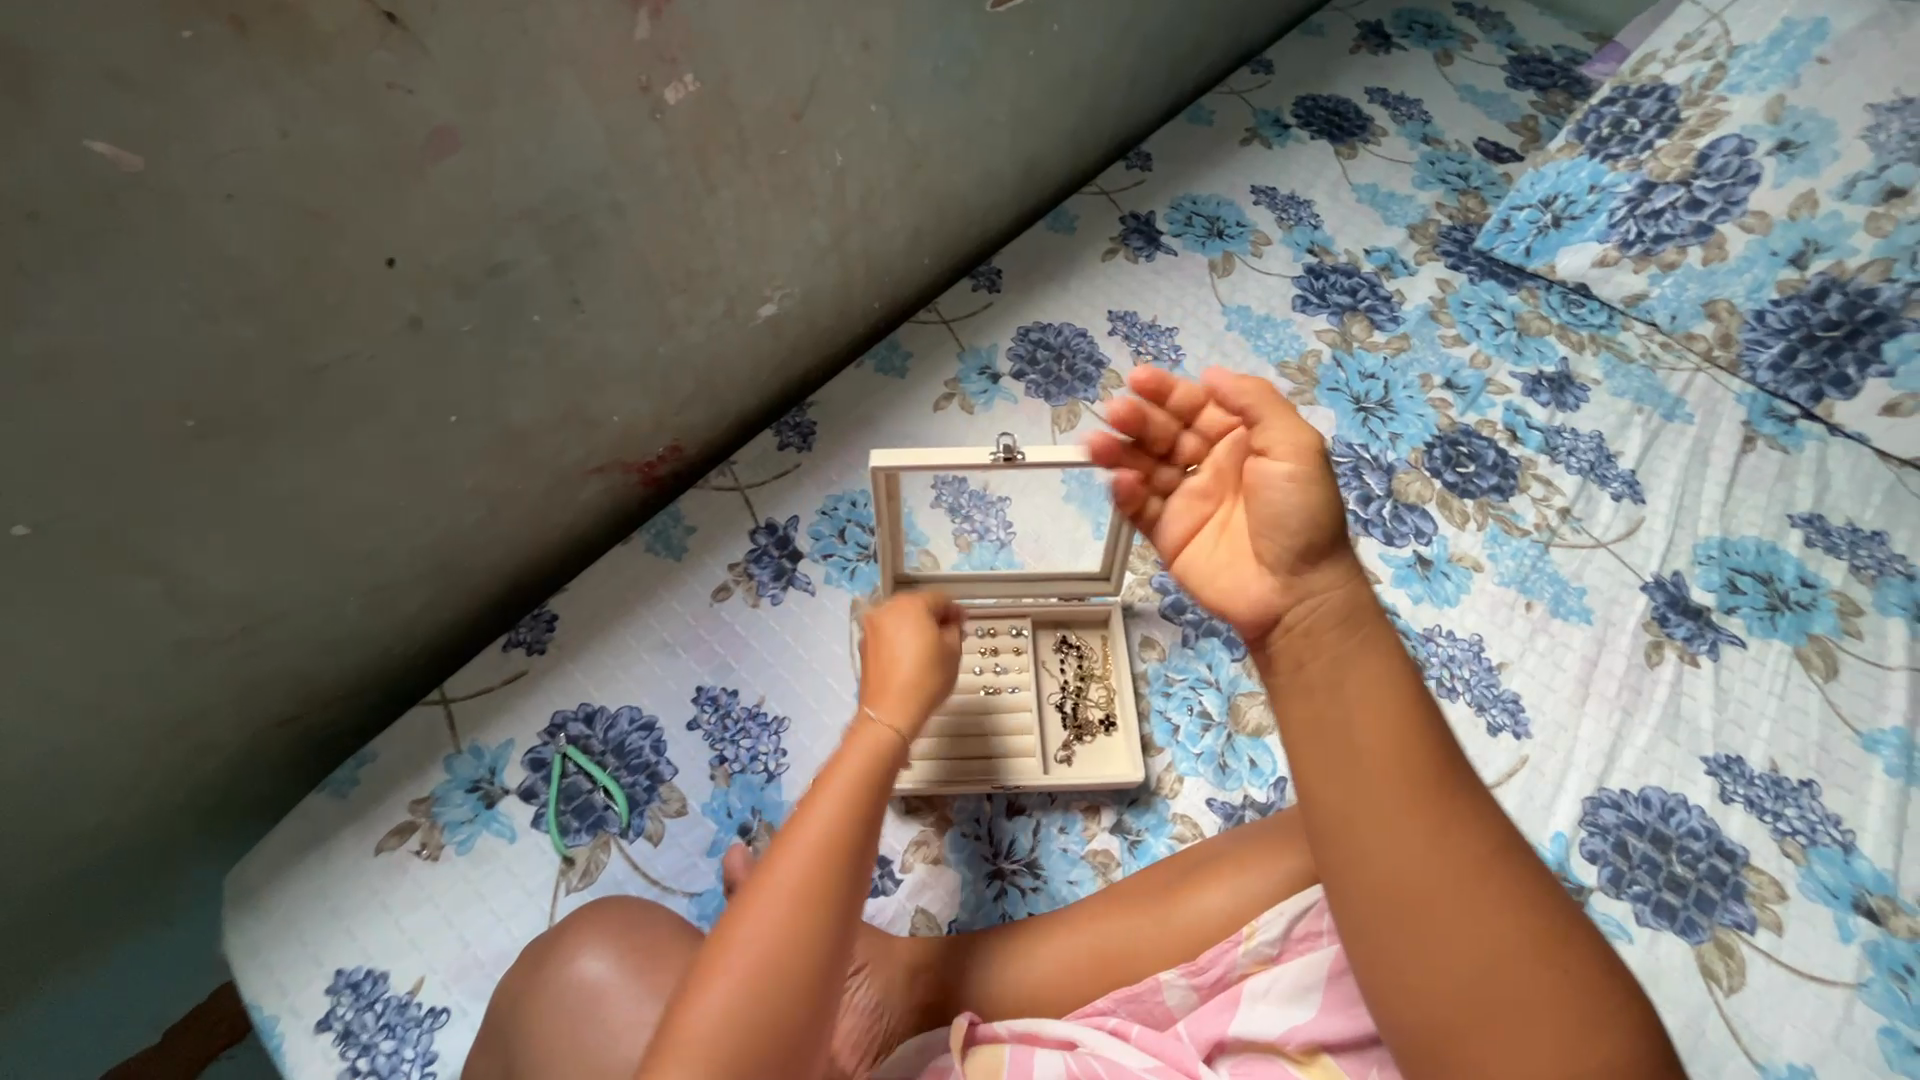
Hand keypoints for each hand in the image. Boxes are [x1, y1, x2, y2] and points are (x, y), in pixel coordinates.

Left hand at [857, 590, 964, 738]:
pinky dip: (900, 638)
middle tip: (949, 633)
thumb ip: (954, 629)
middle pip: (916, 604)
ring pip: (899, 618)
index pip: (940, 598)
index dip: (955, 610)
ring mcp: (871, 626)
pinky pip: (887, 633)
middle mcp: (886, 608)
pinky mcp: (863, 644)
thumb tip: (950, 624)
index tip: (964, 623)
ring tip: (929, 645)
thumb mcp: (953, 652)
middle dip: (933, 616)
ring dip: (915, 626)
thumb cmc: (926, 679)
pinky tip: (910, 655)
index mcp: (911, 604)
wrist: (889, 712)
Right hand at [1088, 367, 1359, 648]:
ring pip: (1144, 467)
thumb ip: (1255, 402)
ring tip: (1096, 445)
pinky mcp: (1168, 534)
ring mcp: (1186, 501)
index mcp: (1240, 440)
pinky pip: (1139, 508)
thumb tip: (1211, 373)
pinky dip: (1126, 494)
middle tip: (1114, 411)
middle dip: (1138, 420)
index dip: (1167, 392)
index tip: (1138, 379)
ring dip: (1120, 452)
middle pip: (1164, 433)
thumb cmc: (1300, 513)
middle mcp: (1209, 465)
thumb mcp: (1295, 446)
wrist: (1294, 591)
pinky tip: (1122, 482)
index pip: (1196, 406)